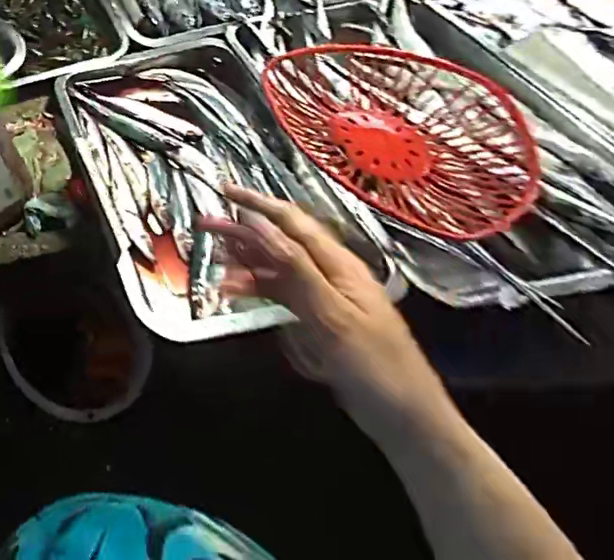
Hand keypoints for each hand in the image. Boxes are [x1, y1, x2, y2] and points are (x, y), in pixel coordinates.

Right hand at [205, 185, 452, 440]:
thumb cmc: (378, 368)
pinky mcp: (316, 318)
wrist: (408, 423)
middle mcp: (329, 273)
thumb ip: (296, 269)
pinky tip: (233, 291)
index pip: (292, 222)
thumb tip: (262, 227)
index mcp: (339, 265)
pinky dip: (255, 288)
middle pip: (278, 241)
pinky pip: (278, 292)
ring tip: (214, 259)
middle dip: (241, 231)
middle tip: (205, 226)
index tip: (225, 191)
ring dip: (244, 261)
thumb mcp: (335, 316)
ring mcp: (322, 296)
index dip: (258, 203)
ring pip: (274, 266)